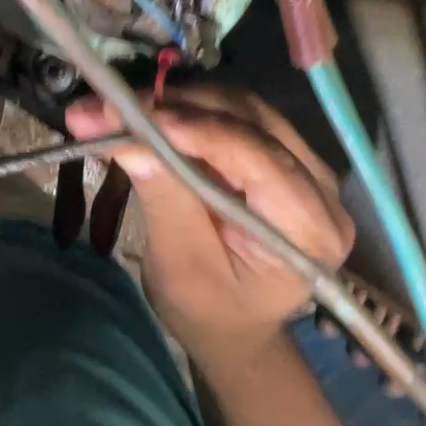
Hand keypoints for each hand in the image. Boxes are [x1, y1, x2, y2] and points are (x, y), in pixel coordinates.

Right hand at [65, 87, 352, 358]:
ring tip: (115, 109)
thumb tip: (131, 143)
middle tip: (106, 109)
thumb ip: (166, 201)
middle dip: (173, 110)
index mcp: (311, 230)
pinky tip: (143, 114)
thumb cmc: (209, 310)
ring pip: (235, 106)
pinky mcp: (277, 148)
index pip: (260, 159)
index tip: (134, 114)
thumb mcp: (182, 268)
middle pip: (247, 121)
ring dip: (173, 104)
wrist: (230, 322)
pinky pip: (229, 112)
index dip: (198, 129)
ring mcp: (302, 161)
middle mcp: (320, 186)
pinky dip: (182, 109)